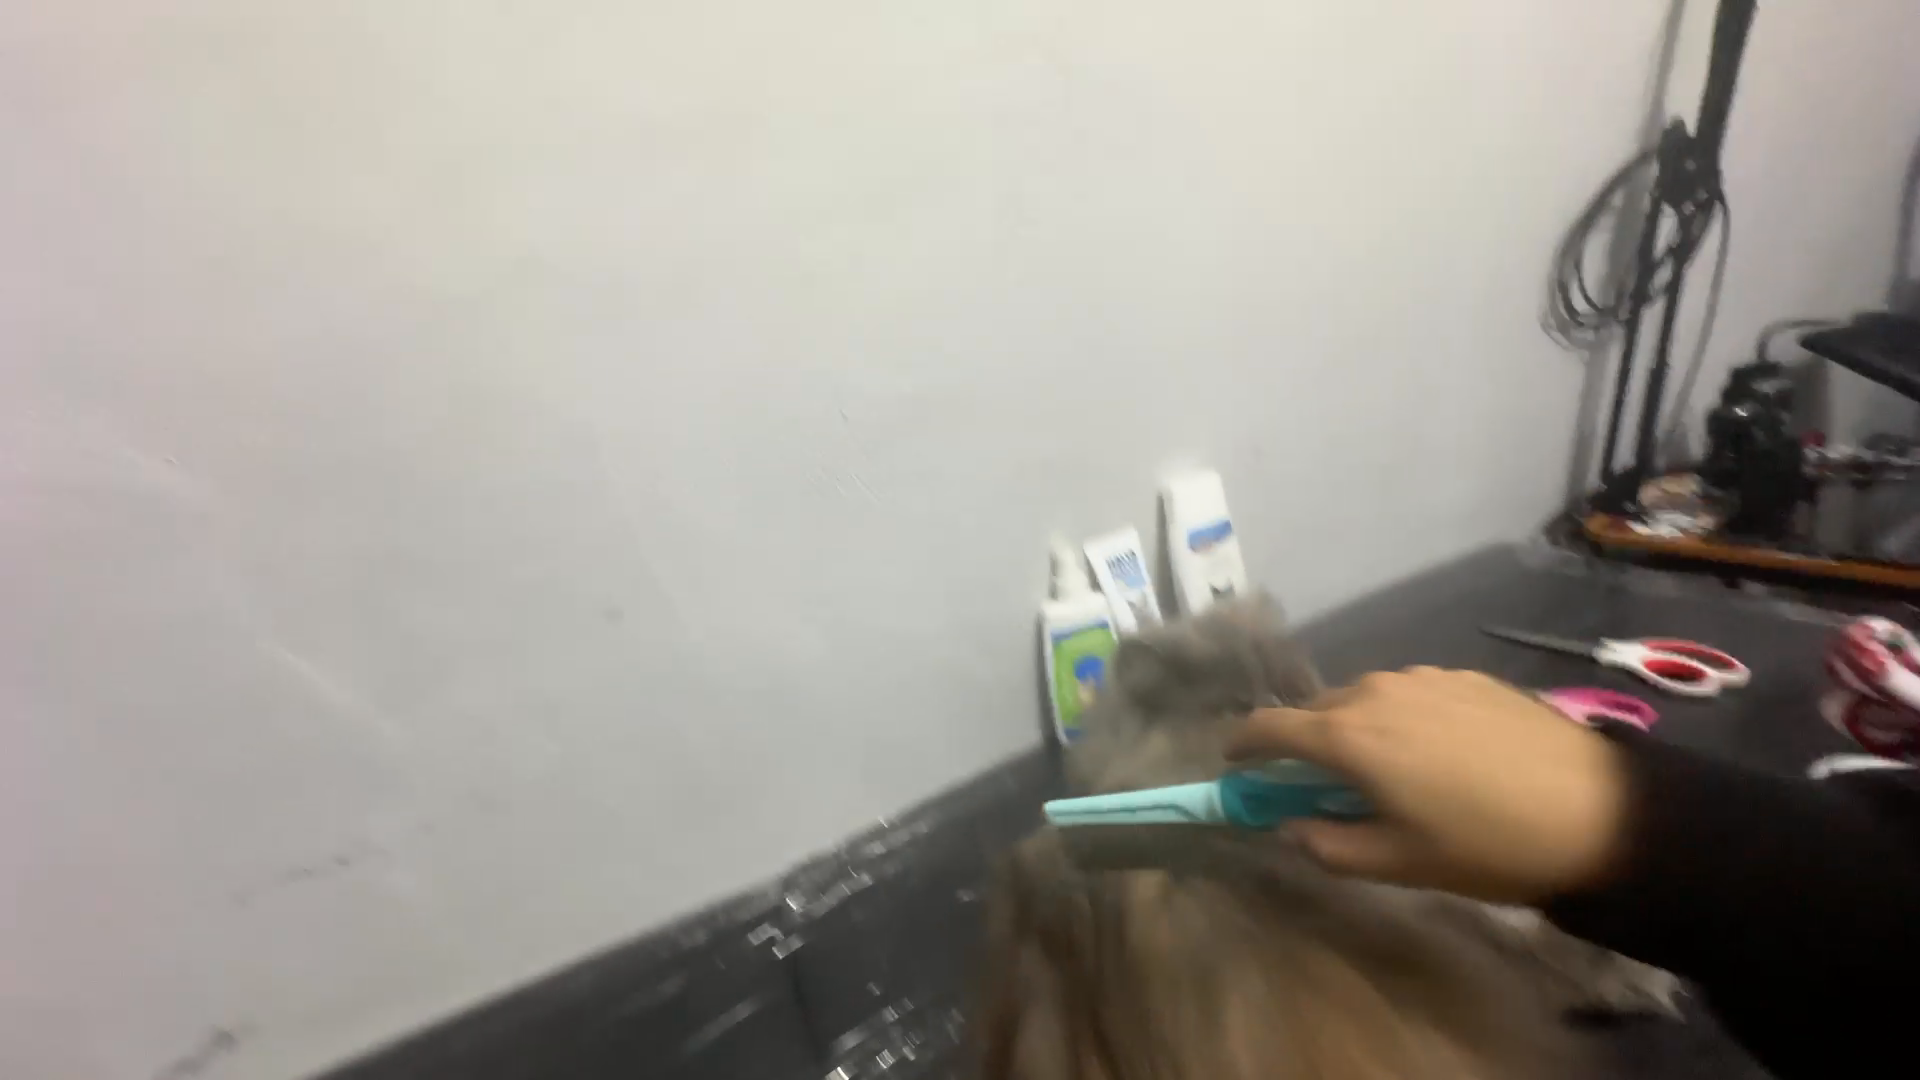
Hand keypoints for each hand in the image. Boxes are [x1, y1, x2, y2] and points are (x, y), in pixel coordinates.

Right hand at [1229, 667, 1629, 903]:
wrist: (1605, 813)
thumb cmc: (1487, 844)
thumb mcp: (1399, 862)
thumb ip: (1327, 845)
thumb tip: (1287, 827)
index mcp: (1347, 736)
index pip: (1269, 727)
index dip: (1242, 742)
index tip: (1234, 760)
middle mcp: (1371, 692)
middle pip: (1313, 710)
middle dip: (1304, 741)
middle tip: (1323, 779)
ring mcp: (1418, 677)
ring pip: (1361, 698)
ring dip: (1354, 726)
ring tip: (1391, 764)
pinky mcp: (1460, 674)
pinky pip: (1407, 691)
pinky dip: (1399, 715)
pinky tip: (1439, 748)